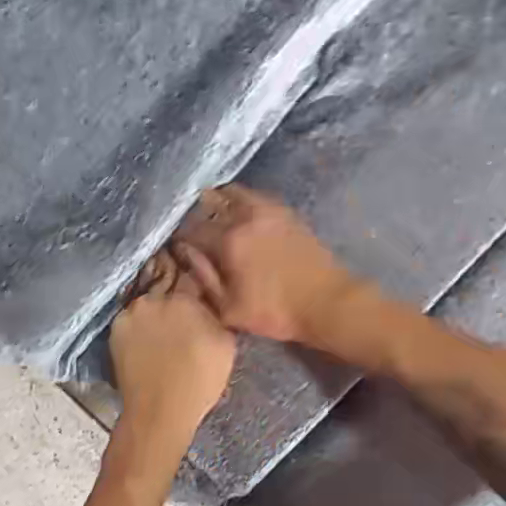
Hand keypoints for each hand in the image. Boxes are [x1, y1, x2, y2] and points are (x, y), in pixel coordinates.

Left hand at [110, 251, 235, 444]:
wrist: (160, 410)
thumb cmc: (200, 381)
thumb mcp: (226, 344)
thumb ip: (216, 313)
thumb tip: (209, 298)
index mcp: (185, 300)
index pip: (190, 273)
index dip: (194, 276)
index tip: (196, 279)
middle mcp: (154, 299)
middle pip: (165, 283)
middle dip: (172, 289)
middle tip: (179, 304)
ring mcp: (131, 314)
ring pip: (146, 301)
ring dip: (154, 308)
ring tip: (161, 327)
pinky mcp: (115, 330)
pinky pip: (131, 318)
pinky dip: (138, 324)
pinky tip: (146, 340)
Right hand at [172, 184, 361, 347]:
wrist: (327, 302)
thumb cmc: (276, 312)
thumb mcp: (230, 309)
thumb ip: (204, 279)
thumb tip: (186, 255)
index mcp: (227, 240)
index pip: (190, 229)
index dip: (180, 239)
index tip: (179, 248)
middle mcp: (245, 216)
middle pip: (208, 205)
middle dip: (197, 217)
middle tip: (195, 234)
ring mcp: (268, 210)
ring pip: (232, 194)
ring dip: (218, 202)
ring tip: (216, 220)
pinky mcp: (287, 213)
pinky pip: (255, 198)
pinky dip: (242, 202)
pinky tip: (242, 220)